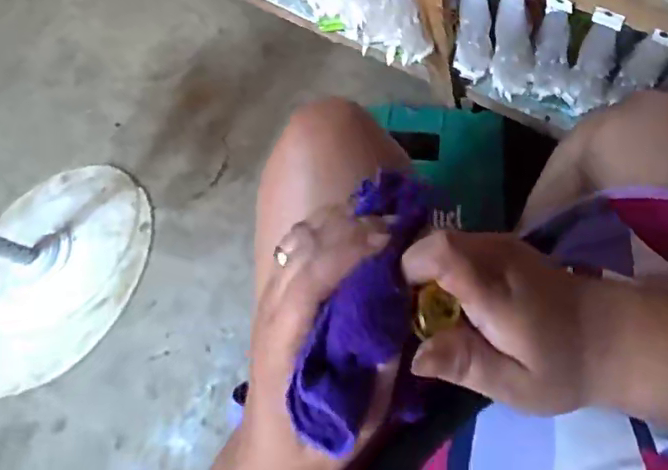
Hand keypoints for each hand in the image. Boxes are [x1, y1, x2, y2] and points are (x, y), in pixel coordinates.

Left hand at [236, 206, 390, 467]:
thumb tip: (401, 314)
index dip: (346, 252)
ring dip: (341, 222)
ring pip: (301, 235)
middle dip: (352, 228)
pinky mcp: (277, 288)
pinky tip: (357, 231)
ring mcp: (269, 293)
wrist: (266, 451)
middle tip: (396, 229)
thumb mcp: (352, 425)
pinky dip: (330, 225)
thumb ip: (378, 374)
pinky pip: (301, 239)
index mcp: (281, 342)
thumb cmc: (309, 441)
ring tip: (381, 227)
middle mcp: (270, 308)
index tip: (387, 242)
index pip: (308, 279)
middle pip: (305, 246)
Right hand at [399, 230, 595, 415]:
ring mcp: (499, 241)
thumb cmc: (559, 366)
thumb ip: (466, 364)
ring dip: (423, 270)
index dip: (407, 270)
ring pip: (441, 239)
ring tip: (424, 313)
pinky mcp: (499, 240)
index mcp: (497, 290)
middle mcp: (495, 253)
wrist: (605, 332)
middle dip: (408, 274)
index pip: (443, 253)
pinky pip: (456, 243)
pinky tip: (447, 300)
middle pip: (434, 242)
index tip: (393, 306)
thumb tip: (415, 356)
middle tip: (405, 317)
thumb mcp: (514, 385)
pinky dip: (439, 266)